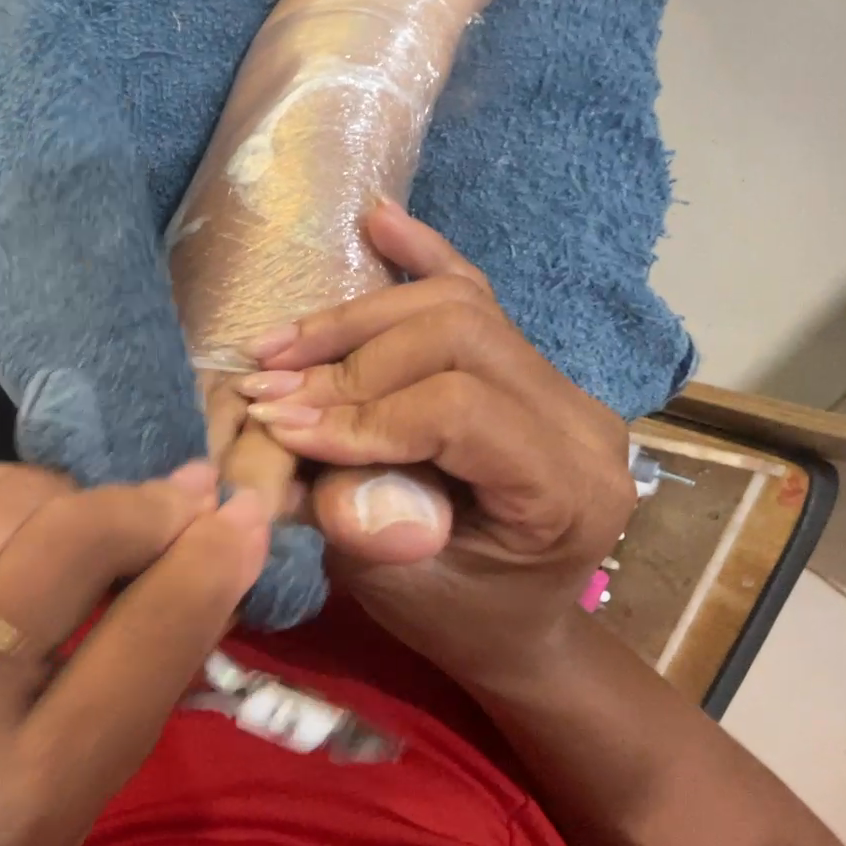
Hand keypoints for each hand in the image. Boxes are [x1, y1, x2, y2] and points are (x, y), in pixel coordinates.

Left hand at [0, 463, 269, 845]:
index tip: (246, 520)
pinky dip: (40, 487)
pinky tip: (63, 515)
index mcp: (32, 783)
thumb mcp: (102, 777)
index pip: (137, 649)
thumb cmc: (9, 811)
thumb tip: (220, 547)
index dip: (204, 570)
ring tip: (129, 518)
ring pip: (16, 502)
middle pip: (63, 550)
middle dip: (148, 513)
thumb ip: (161, 674)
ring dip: (94, 495)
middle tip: (197, 502)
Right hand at [238, 203, 635, 686]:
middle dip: (346, 363)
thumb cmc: (457, 618)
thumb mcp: (397, 588)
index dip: (360, 414)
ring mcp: (554, 382)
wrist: (513, 622)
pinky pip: (474, 292)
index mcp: (565, 486)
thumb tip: (284, 439)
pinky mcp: (521, 366)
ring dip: (353, 322)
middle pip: (457, 336)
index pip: (458, 408)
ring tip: (278, 347)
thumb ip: (353, 517)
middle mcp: (577, 417)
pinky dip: (420, 255)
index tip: (282, 429)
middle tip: (268, 391)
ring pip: (455, 304)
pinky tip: (376, 223)